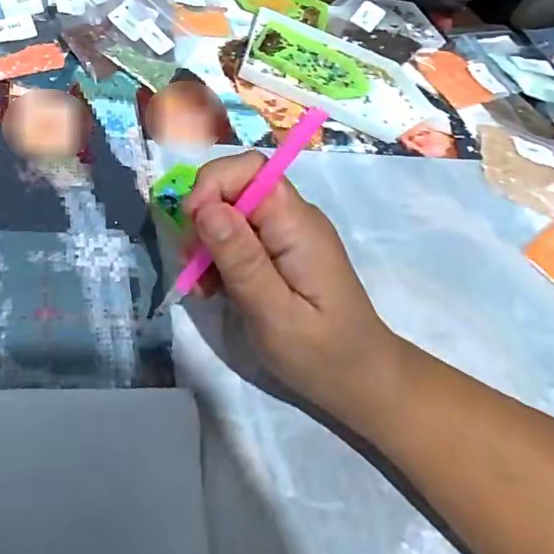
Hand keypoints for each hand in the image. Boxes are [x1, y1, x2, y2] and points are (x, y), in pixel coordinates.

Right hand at [185, 151, 400, 417]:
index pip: (249, 169)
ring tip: (201, 285)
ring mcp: (284, 234)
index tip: (190, 225)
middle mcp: (291, 217)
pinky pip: (236, 236)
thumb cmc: (322, 354)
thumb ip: (240, 260)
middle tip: (190, 263)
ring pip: (229, 212)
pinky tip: (212, 289)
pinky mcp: (277, 251)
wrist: (363, 384)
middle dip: (202, 217)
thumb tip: (204, 207)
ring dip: (204, 241)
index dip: (212, 185)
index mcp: (297, 223)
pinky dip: (216, 257)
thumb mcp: (274, 314)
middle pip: (234, 187)